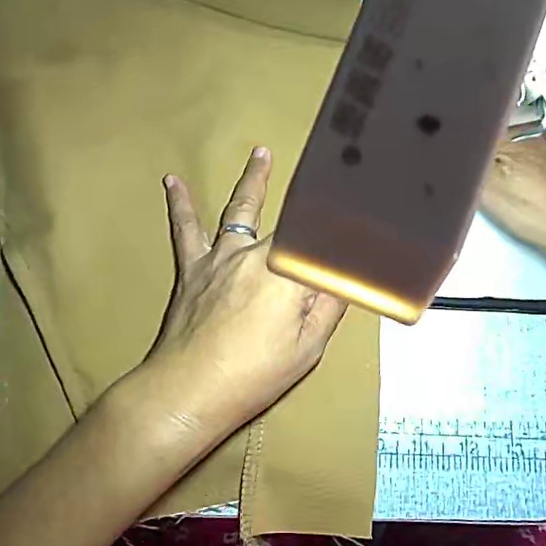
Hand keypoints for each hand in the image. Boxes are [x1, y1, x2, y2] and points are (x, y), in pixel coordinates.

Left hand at [133, 147, 346, 447]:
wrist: (187, 390)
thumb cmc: (252, 375)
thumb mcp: (308, 346)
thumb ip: (329, 303)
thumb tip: (349, 271)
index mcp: (287, 271)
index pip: (324, 237)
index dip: (347, 223)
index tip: (371, 203)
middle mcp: (254, 252)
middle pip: (291, 222)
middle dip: (317, 206)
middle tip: (339, 182)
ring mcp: (220, 257)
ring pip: (241, 209)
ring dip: (254, 180)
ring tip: (261, 154)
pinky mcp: (193, 268)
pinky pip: (188, 230)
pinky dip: (181, 205)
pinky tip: (173, 184)